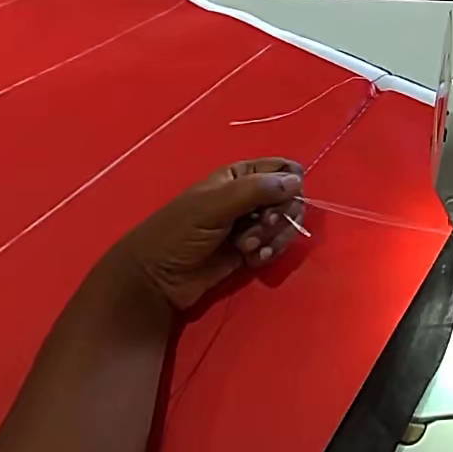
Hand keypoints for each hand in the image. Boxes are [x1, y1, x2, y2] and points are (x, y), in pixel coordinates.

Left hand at [115, 158, 305, 309]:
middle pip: (290, 198)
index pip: (283, 170)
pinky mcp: (252, 249)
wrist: (155, 281)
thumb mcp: (214, 206)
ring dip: (274, 237)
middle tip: (260, 227)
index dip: (289, 184)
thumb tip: (297, 182)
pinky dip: (269, 253)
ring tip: (249, 250)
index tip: (279, 200)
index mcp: (239, 176)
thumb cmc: (178, 234)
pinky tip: (252, 261)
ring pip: (286, 223)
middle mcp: (249, 196)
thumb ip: (256, 190)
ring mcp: (251, 223)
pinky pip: (277, 245)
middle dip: (279, 216)